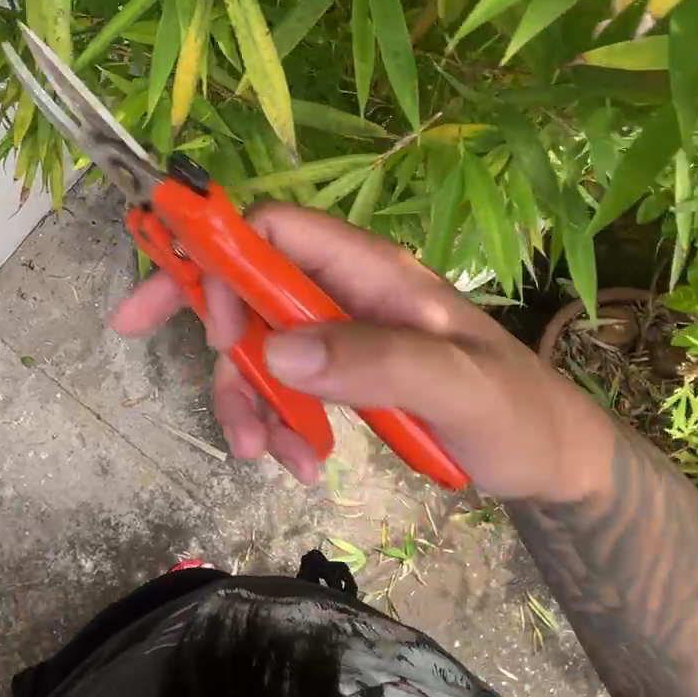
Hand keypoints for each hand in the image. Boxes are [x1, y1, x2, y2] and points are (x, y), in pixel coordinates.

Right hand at [112, 204, 614, 501]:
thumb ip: (373, 362)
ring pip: (252, 346)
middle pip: (244, 285)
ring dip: (246, 400)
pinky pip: (274, 386)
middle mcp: (338, 291)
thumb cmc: (515, 410)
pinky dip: (272, 425)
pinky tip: (300, 464)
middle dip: (208, 328)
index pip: (273, 232)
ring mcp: (332, 333)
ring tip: (271, 456)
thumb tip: (276, 351)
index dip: (225, 259)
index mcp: (367, 269)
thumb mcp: (457, 386)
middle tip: (151, 344)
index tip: (204, 319)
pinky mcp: (331, 372)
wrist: (546, 458)